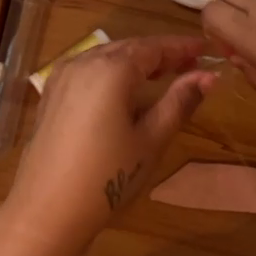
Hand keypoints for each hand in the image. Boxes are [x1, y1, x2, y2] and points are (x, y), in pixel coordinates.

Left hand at [1, 35, 214, 255]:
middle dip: (160, 53)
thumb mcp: (151, 140)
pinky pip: (88, 70)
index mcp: (111, 68)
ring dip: (136, 62)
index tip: (205, 48)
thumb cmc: (107, 177)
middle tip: (191, 63)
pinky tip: (125, 91)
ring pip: (107, 56)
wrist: (47, 209)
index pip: (154, 47)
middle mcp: (84, 61)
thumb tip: (209, 76)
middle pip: (129, 48)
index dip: (181, 46)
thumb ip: (179, 102)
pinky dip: (112, 72)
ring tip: (163, 75)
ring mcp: (63, 75)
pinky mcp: (51, 93)